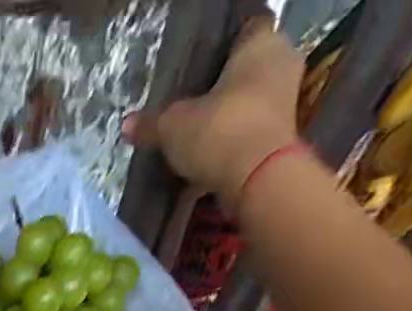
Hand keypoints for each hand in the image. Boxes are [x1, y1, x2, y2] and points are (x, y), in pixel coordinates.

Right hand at [124, 18, 301, 208]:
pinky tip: (205, 161)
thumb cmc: (219, 131)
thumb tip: (127, 125)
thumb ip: (151, 123)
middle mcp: (280, 68)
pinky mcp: (281, 144)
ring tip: (194, 135)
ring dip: (226, 120)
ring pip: (248, 106)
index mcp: (261, 44)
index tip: (199, 62)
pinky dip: (230, 147)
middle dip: (221, 87)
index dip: (222, 44)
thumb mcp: (173, 126)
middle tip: (190, 100)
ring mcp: (285, 107)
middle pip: (246, 71)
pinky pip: (249, 138)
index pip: (245, 29)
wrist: (257, 182)